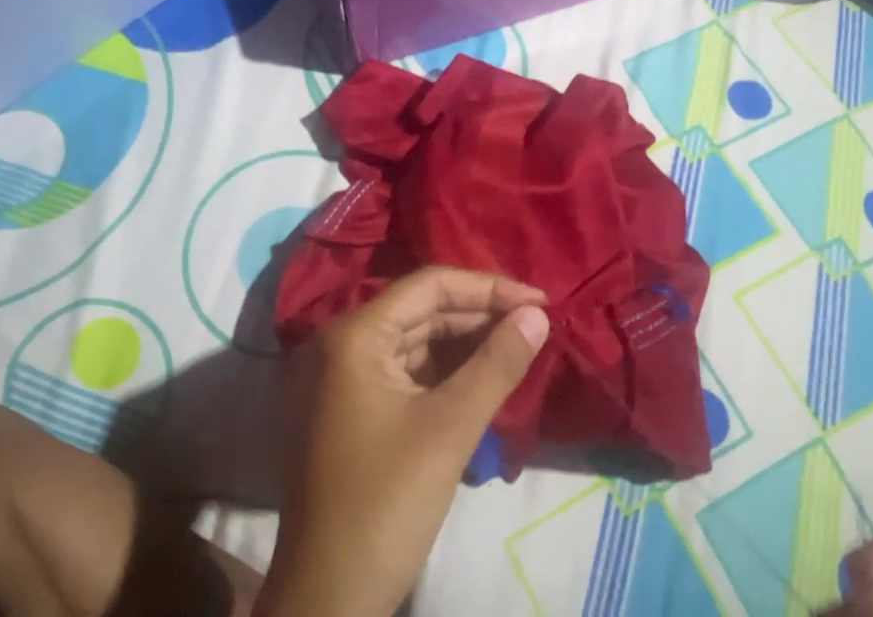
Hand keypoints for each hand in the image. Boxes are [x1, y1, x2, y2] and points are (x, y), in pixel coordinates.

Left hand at [255, 267, 550, 616]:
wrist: (330, 591)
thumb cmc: (389, 501)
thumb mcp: (450, 427)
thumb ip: (497, 364)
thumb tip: (537, 315)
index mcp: (352, 336)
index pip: (427, 286)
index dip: (488, 288)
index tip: (542, 303)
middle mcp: (335, 345)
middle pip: (418, 312)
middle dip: (478, 316)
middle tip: (536, 326)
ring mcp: (334, 379)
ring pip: (410, 343)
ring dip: (462, 345)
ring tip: (517, 348)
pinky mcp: (342, 409)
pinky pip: (397, 373)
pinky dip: (439, 373)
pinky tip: (479, 379)